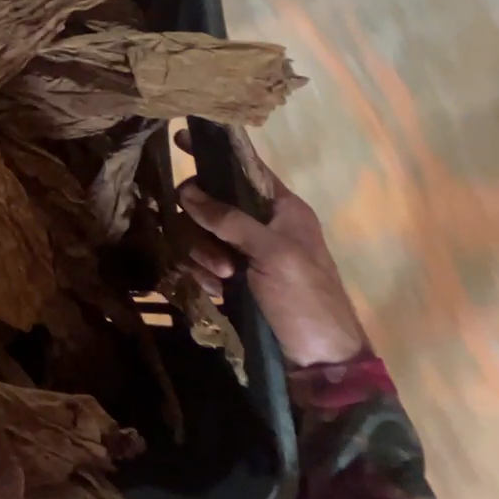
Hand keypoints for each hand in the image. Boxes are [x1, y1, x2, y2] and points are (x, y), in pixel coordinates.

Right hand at [175, 129, 368, 367]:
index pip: (242, 166)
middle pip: (205, 201)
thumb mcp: (274, 254)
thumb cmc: (307, 299)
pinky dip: (199, 272)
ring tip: (220, 279)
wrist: (318, 361)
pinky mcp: (227, 274)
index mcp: (281, 208)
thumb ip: (230, 218)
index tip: (180, 138)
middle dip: (200, 225)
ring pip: (195, 230)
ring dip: (200, 253)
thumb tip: (186, 190)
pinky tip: (214, 291)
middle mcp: (258, 222)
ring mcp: (241, 249)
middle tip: (215, 253)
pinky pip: (195, 257)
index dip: (212, 152)